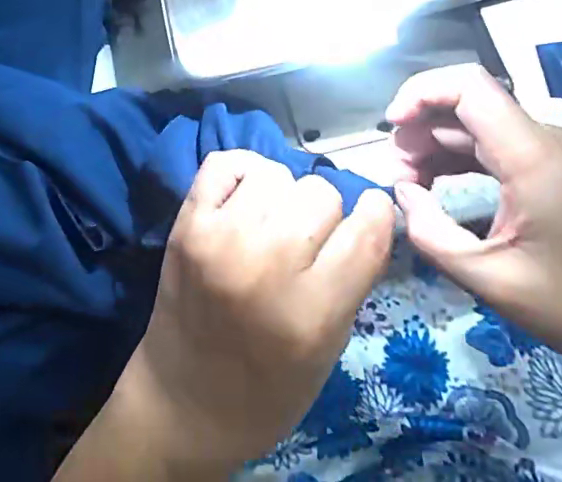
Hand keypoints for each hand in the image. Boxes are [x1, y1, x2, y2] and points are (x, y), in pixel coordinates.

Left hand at [105, 151, 393, 474]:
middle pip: (321, 194)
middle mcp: (266, 266)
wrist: (185, 399)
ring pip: (277, 174)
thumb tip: (371, 216)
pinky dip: (242, 172)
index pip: (364, 233)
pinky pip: (226, 162)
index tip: (371, 212)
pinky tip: (244, 200)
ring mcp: (220, 239)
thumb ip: (352, 279)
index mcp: (310, 312)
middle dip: (324, 213)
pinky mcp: (186, 223)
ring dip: (283, 194)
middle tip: (308, 239)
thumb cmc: (268, 388)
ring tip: (271, 223)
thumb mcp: (329, 347)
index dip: (376, 213)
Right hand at [386, 65, 561, 383]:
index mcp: (533, 155)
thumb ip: (434, 235)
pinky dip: (461, 160)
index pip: (467, 84)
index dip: (419, 93)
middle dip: (420, 129)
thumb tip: (402, 195)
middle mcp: (544, 139)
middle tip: (398, 176)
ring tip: (412, 186)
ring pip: (479, 125)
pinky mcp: (557, 169)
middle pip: (467, 103)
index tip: (391, 130)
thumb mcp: (495, 281)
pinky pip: (497, 147)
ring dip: (437, 146)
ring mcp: (554, 152)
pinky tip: (441, 189)